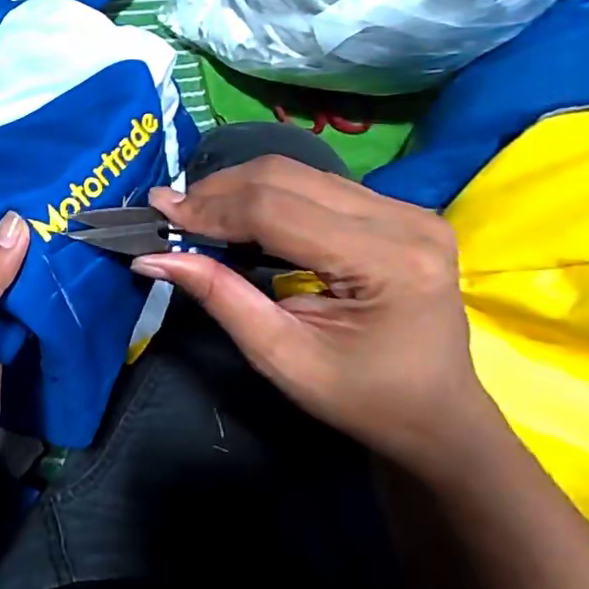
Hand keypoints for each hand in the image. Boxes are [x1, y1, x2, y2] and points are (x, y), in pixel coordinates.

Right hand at [130, 157, 490, 478]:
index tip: (158, 213)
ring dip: (237, 187)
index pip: (277, 211)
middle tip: (172, 214)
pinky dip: (264, 192)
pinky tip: (240, 215)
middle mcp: (406, 222)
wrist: (438, 416)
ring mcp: (407, 210)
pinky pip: (313, 182)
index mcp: (389, 264)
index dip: (211, 209)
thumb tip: (151, 257)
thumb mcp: (281, 356)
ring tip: (198, 215)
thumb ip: (219, 296)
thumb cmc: (362, 398)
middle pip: (285, 177)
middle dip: (218, 192)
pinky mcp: (398, 209)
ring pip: (296, 172)